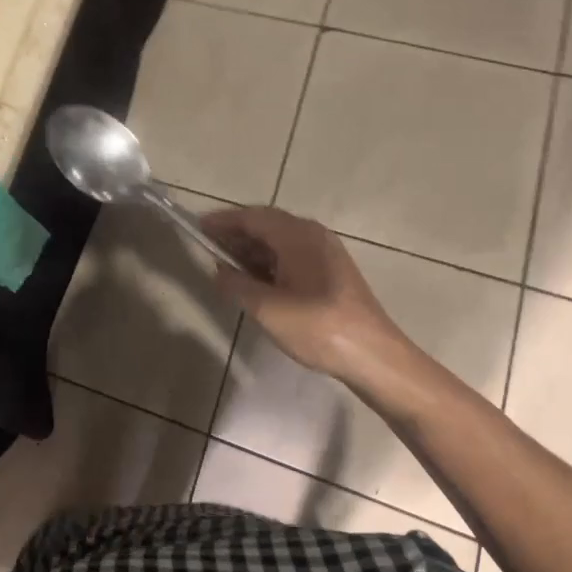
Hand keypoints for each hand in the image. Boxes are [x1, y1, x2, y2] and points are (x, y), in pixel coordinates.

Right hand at [201, 206, 408, 377]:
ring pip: (280, 241)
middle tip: (208, 249)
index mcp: (297, 235)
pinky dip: (270, 262)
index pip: (252, 216)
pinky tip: (258, 283)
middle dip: (236, 235)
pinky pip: (293, 255)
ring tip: (227, 269)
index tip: (198, 228)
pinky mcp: (332, 272)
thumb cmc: (317, 327)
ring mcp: (326, 252)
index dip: (223, 221)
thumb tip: (219, 271)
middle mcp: (313, 235)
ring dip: (253, 250)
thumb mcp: (266, 308)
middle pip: (267, 224)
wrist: (373, 355)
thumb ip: (236, 285)